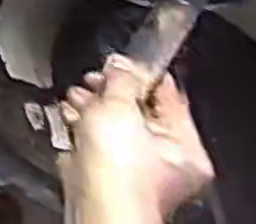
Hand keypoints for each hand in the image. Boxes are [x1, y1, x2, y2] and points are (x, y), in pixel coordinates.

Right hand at [59, 56, 213, 223]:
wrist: (95, 197)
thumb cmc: (119, 163)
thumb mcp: (120, 107)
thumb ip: (122, 80)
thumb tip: (122, 64)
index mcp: (184, 145)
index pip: (169, 96)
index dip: (142, 74)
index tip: (119, 59)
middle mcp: (166, 156)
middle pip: (137, 106)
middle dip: (109, 91)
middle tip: (93, 82)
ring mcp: (136, 162)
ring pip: (112, 119)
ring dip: (90, 104)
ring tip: (77, 102)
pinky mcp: (108, 165)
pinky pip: (95, 133)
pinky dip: (81, 122)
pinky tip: (71, 118)